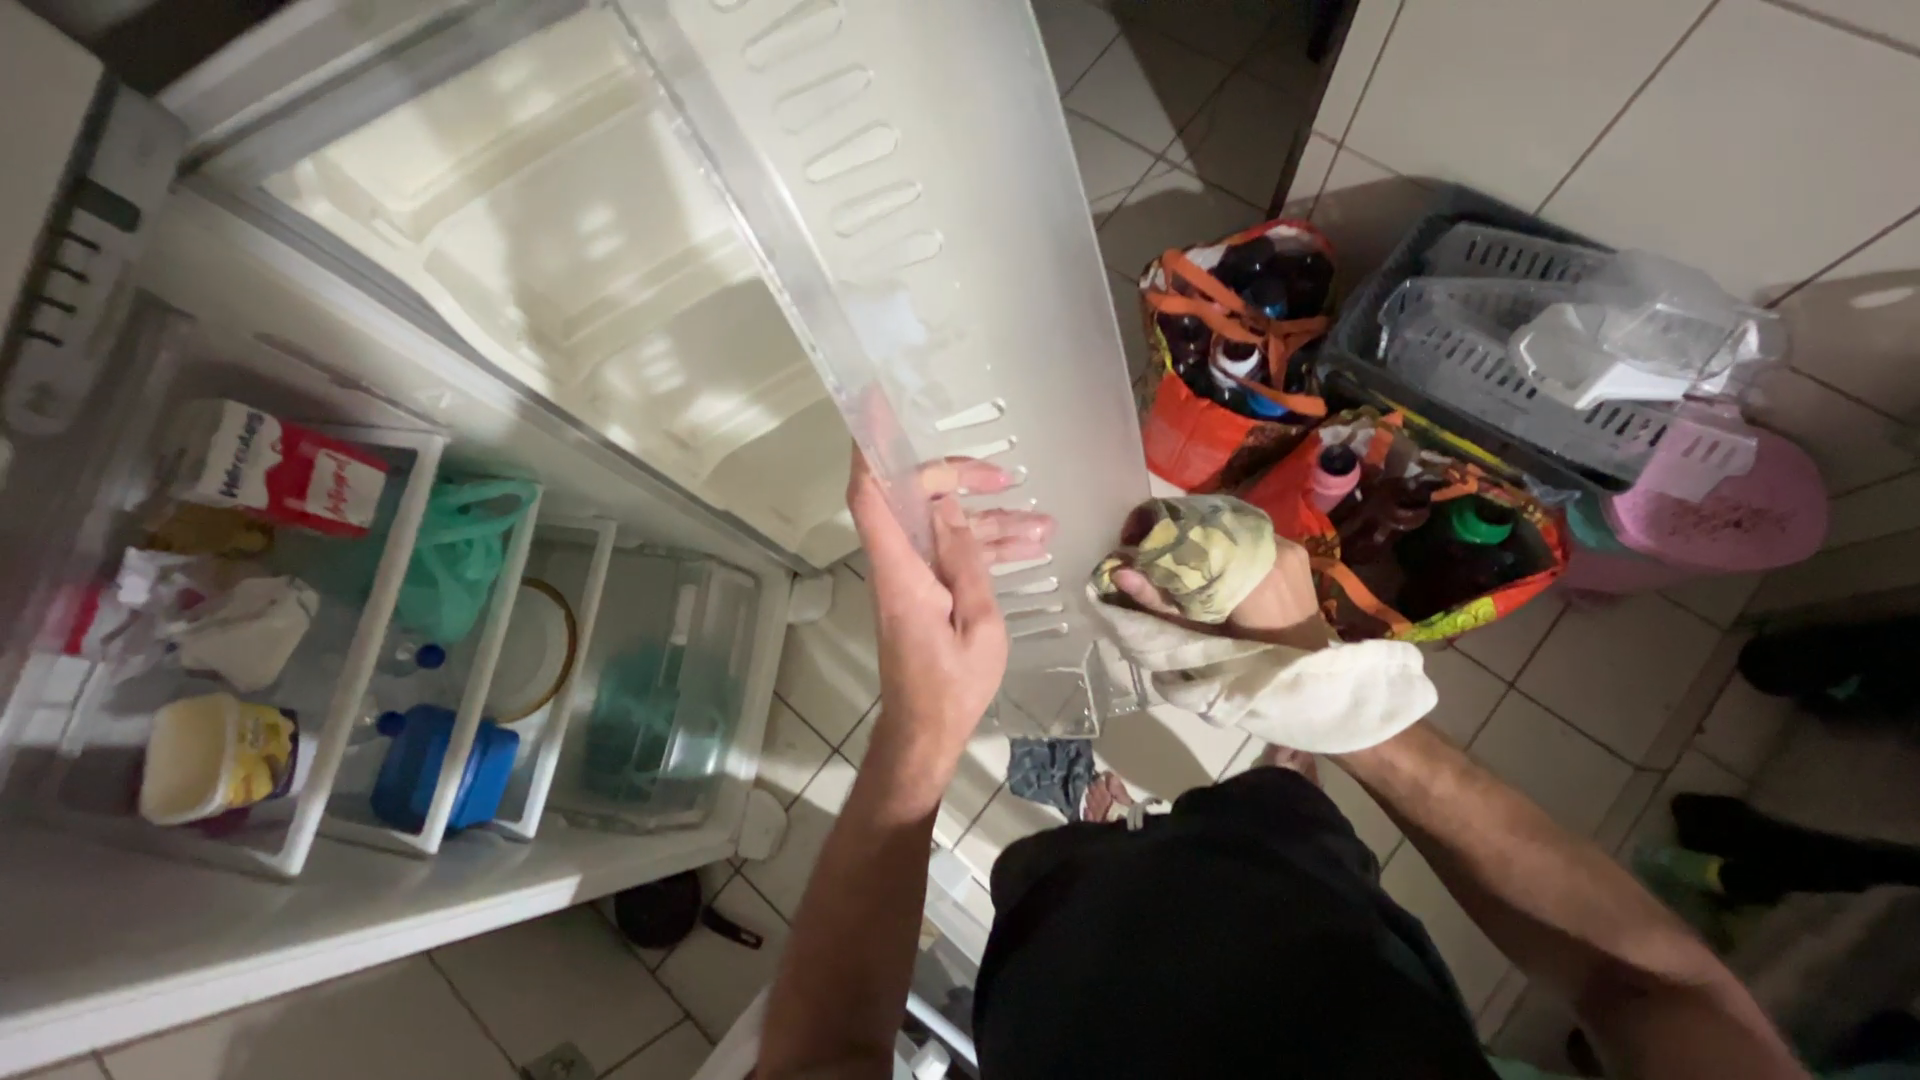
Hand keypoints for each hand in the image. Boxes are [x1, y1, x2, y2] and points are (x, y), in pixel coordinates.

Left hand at [848, 446, 1053, 766]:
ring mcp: (910, 575)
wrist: (927, 729)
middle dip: (958, 478)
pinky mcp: (923, 589)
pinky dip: (985, 548)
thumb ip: (966, 560)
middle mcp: (897, 563)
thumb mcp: (978, 622)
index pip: (869, 493)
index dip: (868, 446)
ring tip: (1042, 522)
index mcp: (901, 569)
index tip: (875, 405)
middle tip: (1004, 479)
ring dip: (988, 519)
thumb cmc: (952, 685)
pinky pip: (950, 553)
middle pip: (914, 497)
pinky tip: (1030, 545)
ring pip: (941, 525)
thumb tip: (950, 507)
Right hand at [1108, 531, 1331, 649]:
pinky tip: (1204, 554)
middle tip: (1145, 545)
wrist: (1309, 672)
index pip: (1195, 532)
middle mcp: (1273, 550)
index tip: (1131, 539)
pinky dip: (1221, 539)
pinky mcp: (1294, 549)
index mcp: (1250, 575)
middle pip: (1212, 523)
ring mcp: (1288, 546)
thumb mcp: (1196, 637)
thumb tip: (1118, 571)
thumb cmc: (1249, 663)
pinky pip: (1248, 534)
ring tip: (1170, 548)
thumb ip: (1158, 602)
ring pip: (1229, 525)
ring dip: (1198, 533)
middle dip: (1175, 529)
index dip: (1158, 529)